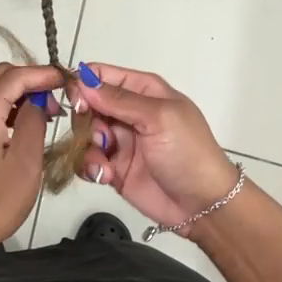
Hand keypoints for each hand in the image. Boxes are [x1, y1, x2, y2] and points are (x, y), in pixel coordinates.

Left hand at [0, 63, 61, 270]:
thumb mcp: (25, 164)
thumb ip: (34, 122)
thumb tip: (39, 99)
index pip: (15, 76)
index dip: (43, 74)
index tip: (68, 80)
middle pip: (1, 75)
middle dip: (31, 80)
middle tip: (59, 100)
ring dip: (19, 92)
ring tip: (47, 112)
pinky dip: (6, 104)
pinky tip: (25, 121)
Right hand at [71, 64, 240, 237]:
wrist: (204, 205)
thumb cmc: (189, 152)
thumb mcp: (159, 118)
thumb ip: (119, 99)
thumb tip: (82, 80)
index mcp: (142, 90)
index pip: (100, 75)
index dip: (82, 84)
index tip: (77, 102)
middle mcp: (127, 111)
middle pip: (86, 104)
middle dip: (85, 120)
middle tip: (100, 137)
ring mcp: (118, 140)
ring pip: (83, 133)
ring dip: (88, 147)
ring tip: (105, 163)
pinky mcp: (112, 166)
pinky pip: (87, 159)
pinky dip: (90, 167)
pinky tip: (105, 176)